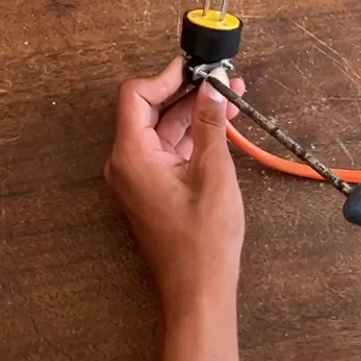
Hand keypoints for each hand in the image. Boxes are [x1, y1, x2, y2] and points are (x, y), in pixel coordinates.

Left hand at [106, 58, 245, 308]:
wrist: (198, 292)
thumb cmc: (203, 241)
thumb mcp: (213, 172)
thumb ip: (210, 124)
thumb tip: (212, 88)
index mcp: (132, 155)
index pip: (136, 95)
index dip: (167, 77)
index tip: (197, 68)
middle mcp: (128, 161)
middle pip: (151, 108)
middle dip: (188, 91)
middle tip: (223, 80)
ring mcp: (140, 175)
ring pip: (165, 127)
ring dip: (196, 111)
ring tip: (232, 98)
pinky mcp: (154, 185)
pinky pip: (170, 147)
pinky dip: (194, 134)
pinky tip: (222, 124)